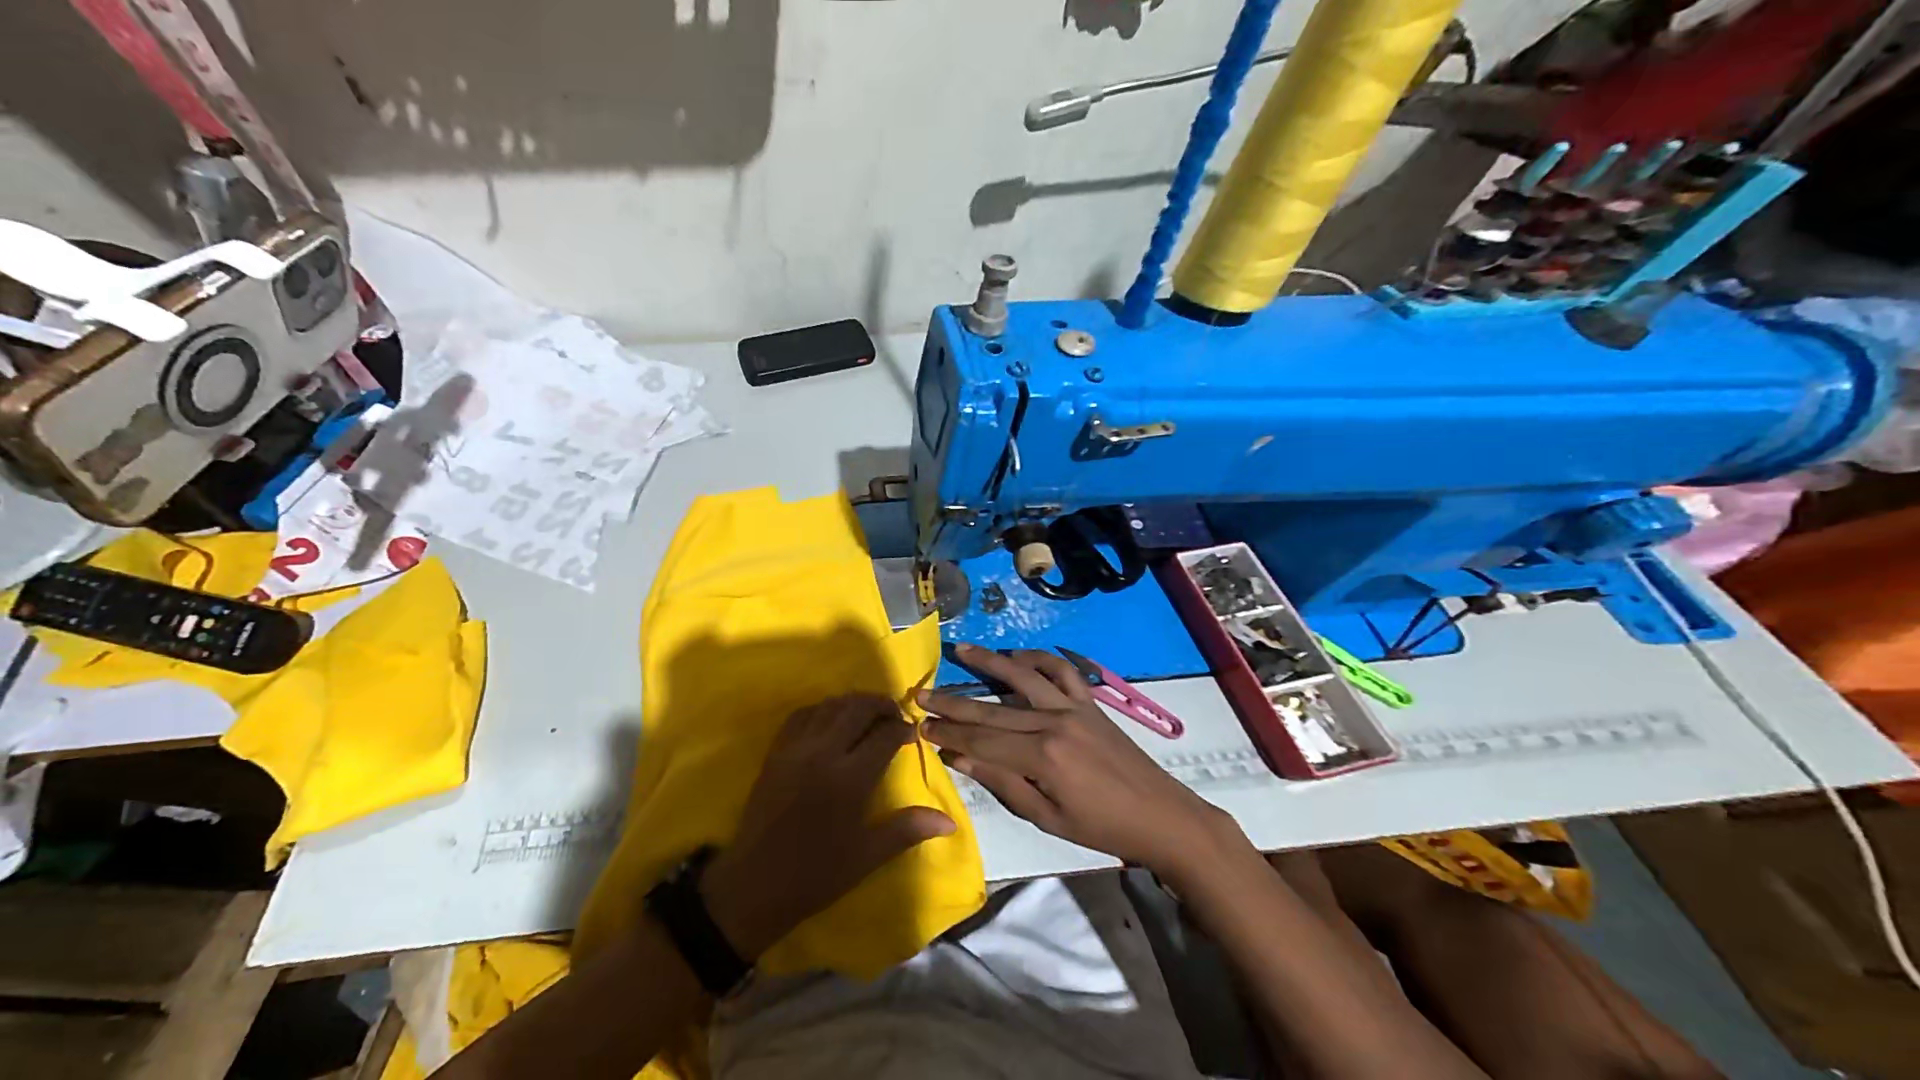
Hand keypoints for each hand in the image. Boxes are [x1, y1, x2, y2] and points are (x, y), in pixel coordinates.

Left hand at [700, 694, 955, 958]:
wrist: (754, 885)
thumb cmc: (816, 874)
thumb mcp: (867, 855)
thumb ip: (908, 829)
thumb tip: (950, 822)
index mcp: (850, 779)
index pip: (884, 735)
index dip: (903, 729)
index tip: (913, 734)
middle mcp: (823, 754)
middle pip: (857, 709)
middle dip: (881, 705)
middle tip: (894, 716)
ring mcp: (796, 749)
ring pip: (829, 706)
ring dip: (853, 704)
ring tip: (867, 715)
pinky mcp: (776, 753)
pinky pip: (801, 715)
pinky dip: (822, 710)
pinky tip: (831, 721)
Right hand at [919, 645, 1237, 876]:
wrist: (1160, 815)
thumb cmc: (1101, 828)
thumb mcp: (1046, 818)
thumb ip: (1002, 783)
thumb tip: (959, 759)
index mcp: (1042, 758)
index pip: (982, 743)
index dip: (949, 735)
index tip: (920, 726)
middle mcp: (1054, 723)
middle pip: (993, 712)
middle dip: (953, 704)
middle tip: (921, 694)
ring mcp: (1074, 707)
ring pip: (1022, 677)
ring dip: (989, 662)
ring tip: (960, 649)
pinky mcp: (1090, 701)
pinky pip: (1061, 670)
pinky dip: (1038, 658)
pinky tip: (1017, 656)